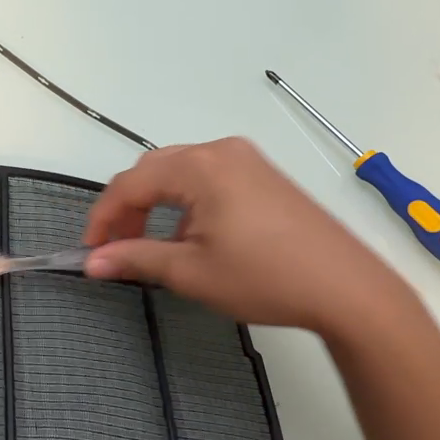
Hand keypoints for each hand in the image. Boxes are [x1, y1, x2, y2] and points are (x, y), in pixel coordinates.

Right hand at [81, 138, 412, 334]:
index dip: (103, 217)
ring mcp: (247, 159)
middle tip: (118, 248)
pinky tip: (190, 237)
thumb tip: (92, 262)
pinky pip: (208, 178)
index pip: (130, 184)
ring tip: (152, 246)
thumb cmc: (265, 278)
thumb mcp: (191, 272)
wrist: (348, 288)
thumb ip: (135, 259)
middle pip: (153, 171)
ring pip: (180, 173)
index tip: (90, 250)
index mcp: (199, 167)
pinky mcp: (264, 174)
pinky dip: (186, 203)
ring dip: (157, 206)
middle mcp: (221, 151)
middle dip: (128, 209)